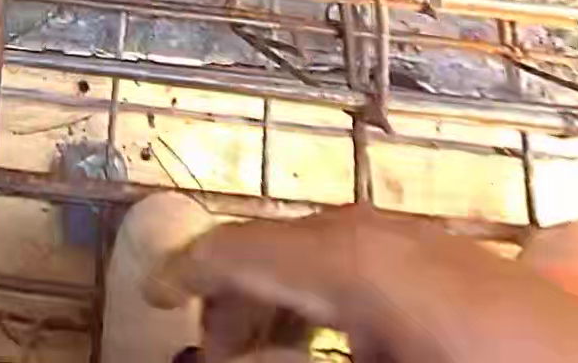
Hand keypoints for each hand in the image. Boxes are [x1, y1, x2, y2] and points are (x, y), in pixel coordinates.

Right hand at [148, 206, 577, 362]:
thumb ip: (296, 356)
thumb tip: (230, 351)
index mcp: (347, 257)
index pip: (236, 249)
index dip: (186, 270)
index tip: (151, 293)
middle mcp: (360, 228)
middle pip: (262, 246)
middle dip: (227, 296)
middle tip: (210, 349)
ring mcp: (397, 232)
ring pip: (298, 250)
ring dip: (270, 299)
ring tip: (261, 348)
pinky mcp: (426, 248)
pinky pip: (343, 261)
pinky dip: (315, 297)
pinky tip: (331, 341)